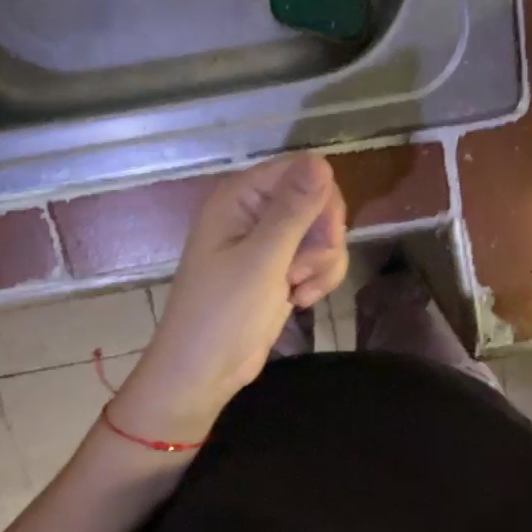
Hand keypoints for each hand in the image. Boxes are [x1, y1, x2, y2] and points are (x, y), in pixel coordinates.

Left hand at [112, 155, 348, 441]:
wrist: (204, 371)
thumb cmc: (223, 314)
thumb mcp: (262, 260)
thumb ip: (294, 210)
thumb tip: (321, 161)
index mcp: (240, 197)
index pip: (301, 171)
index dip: (322, 201)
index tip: (327, 237)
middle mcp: (255, 212)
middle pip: (319, 201)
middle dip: (324, 238)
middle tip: (303, 270)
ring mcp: (269, 243)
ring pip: (324, 234)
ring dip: (323, 263)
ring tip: (297, 289)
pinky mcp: (281, 270)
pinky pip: (318, 259)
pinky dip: (319, 279)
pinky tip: (300, 300)